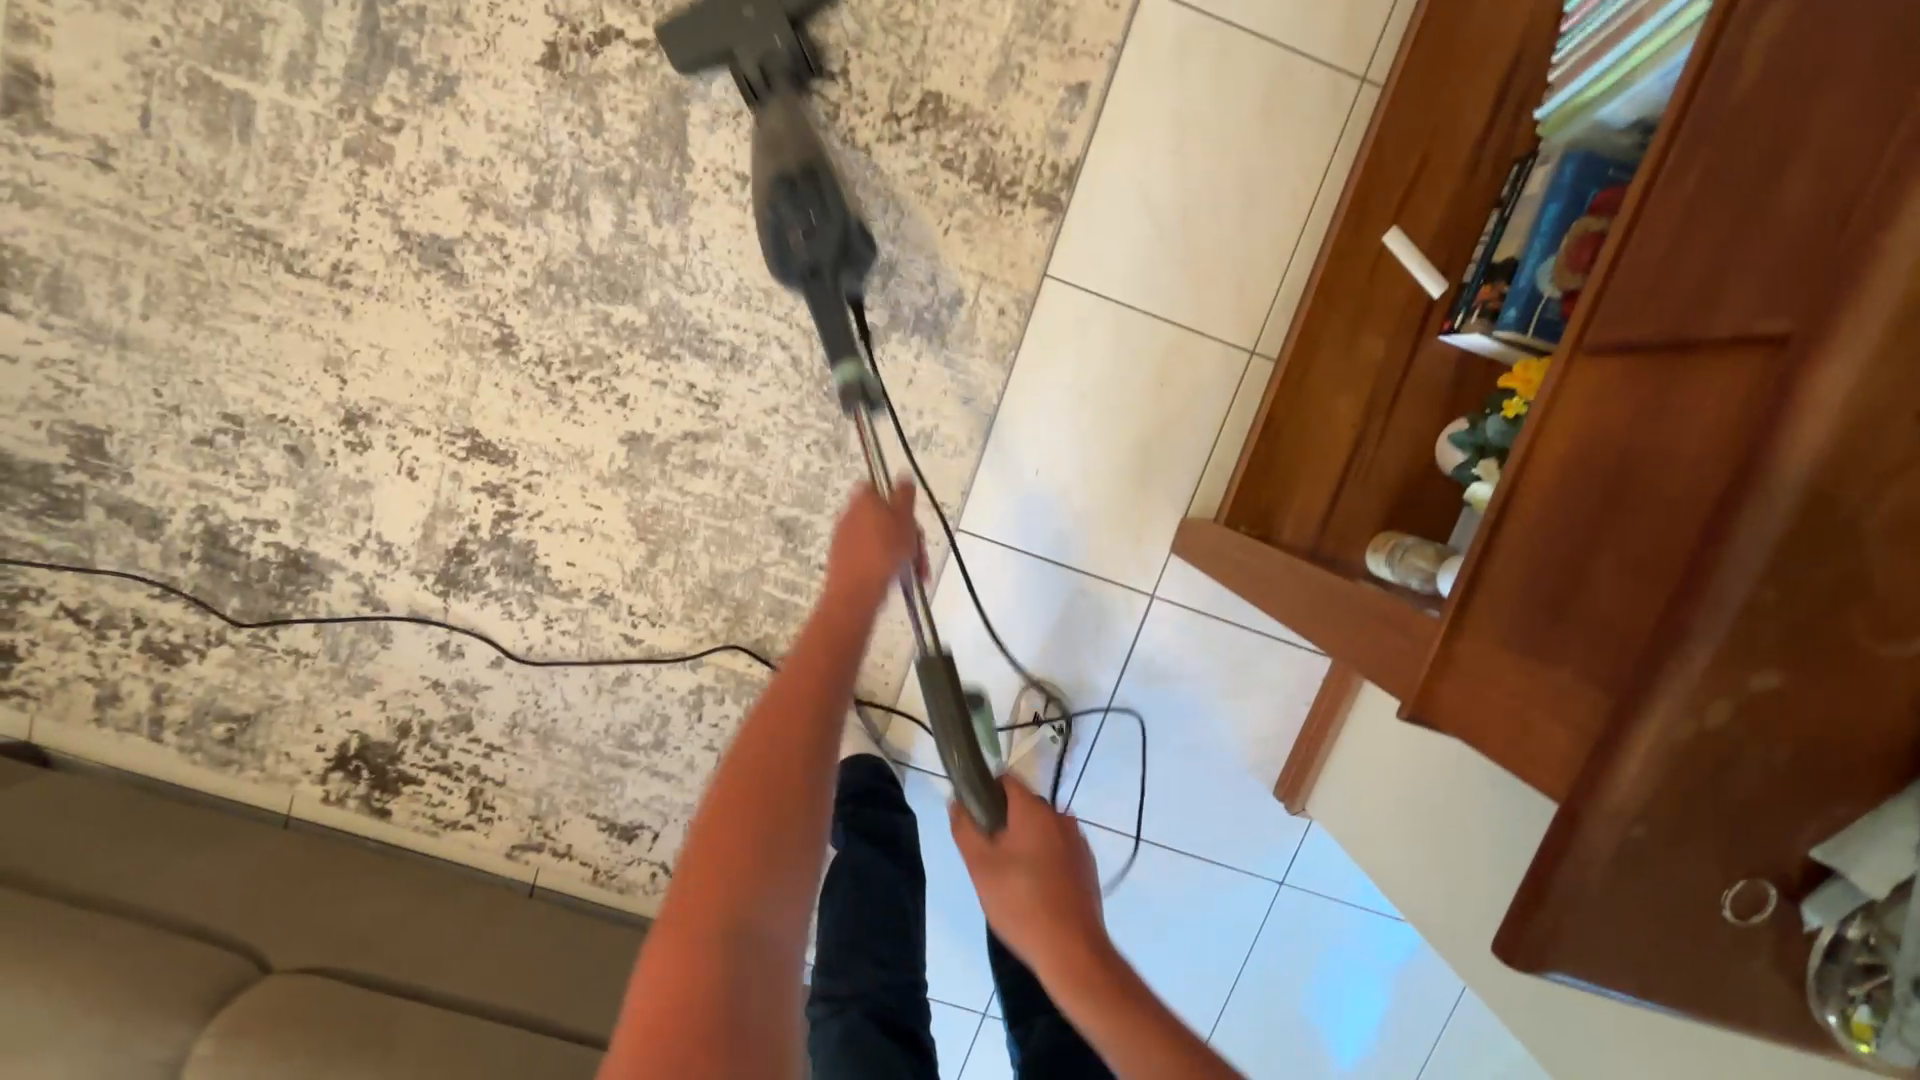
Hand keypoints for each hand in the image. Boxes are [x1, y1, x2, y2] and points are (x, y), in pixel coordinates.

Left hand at [825, 478, 922, 604]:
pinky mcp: (842, 560)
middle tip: (919, 552)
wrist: (856, 591)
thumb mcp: (904, 520)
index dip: (896, 501)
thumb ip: (905, 496)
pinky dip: (884, 563)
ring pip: (879, 539)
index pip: (878, 487)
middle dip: (905, 534)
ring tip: (914, 571)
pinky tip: (897, 578)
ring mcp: (843, 538)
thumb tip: (904, 474)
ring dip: (899, 552)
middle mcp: (849, 513)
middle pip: (882, 517)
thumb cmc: (885, 551)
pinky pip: (869, 556)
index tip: (910, 519)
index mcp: (863, 498)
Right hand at [950, 775, 1108, 977]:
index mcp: (1034, 809)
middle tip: (988, 859)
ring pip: (1042, 831)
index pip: (1006, 781)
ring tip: (1011, 880)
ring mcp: (1078, 842)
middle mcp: (1060, 817)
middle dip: (1004, 824)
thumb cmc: (1020, 903)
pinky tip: (1036, 892)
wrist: (1072, 950)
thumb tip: (958, 802)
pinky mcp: (1087, 866)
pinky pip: (1059, 851)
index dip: (985, 794)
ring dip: (1025, 844)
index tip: (974, 821)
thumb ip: (965, 828)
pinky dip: (1045, 861)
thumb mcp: (980, 866)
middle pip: (1024, 808)